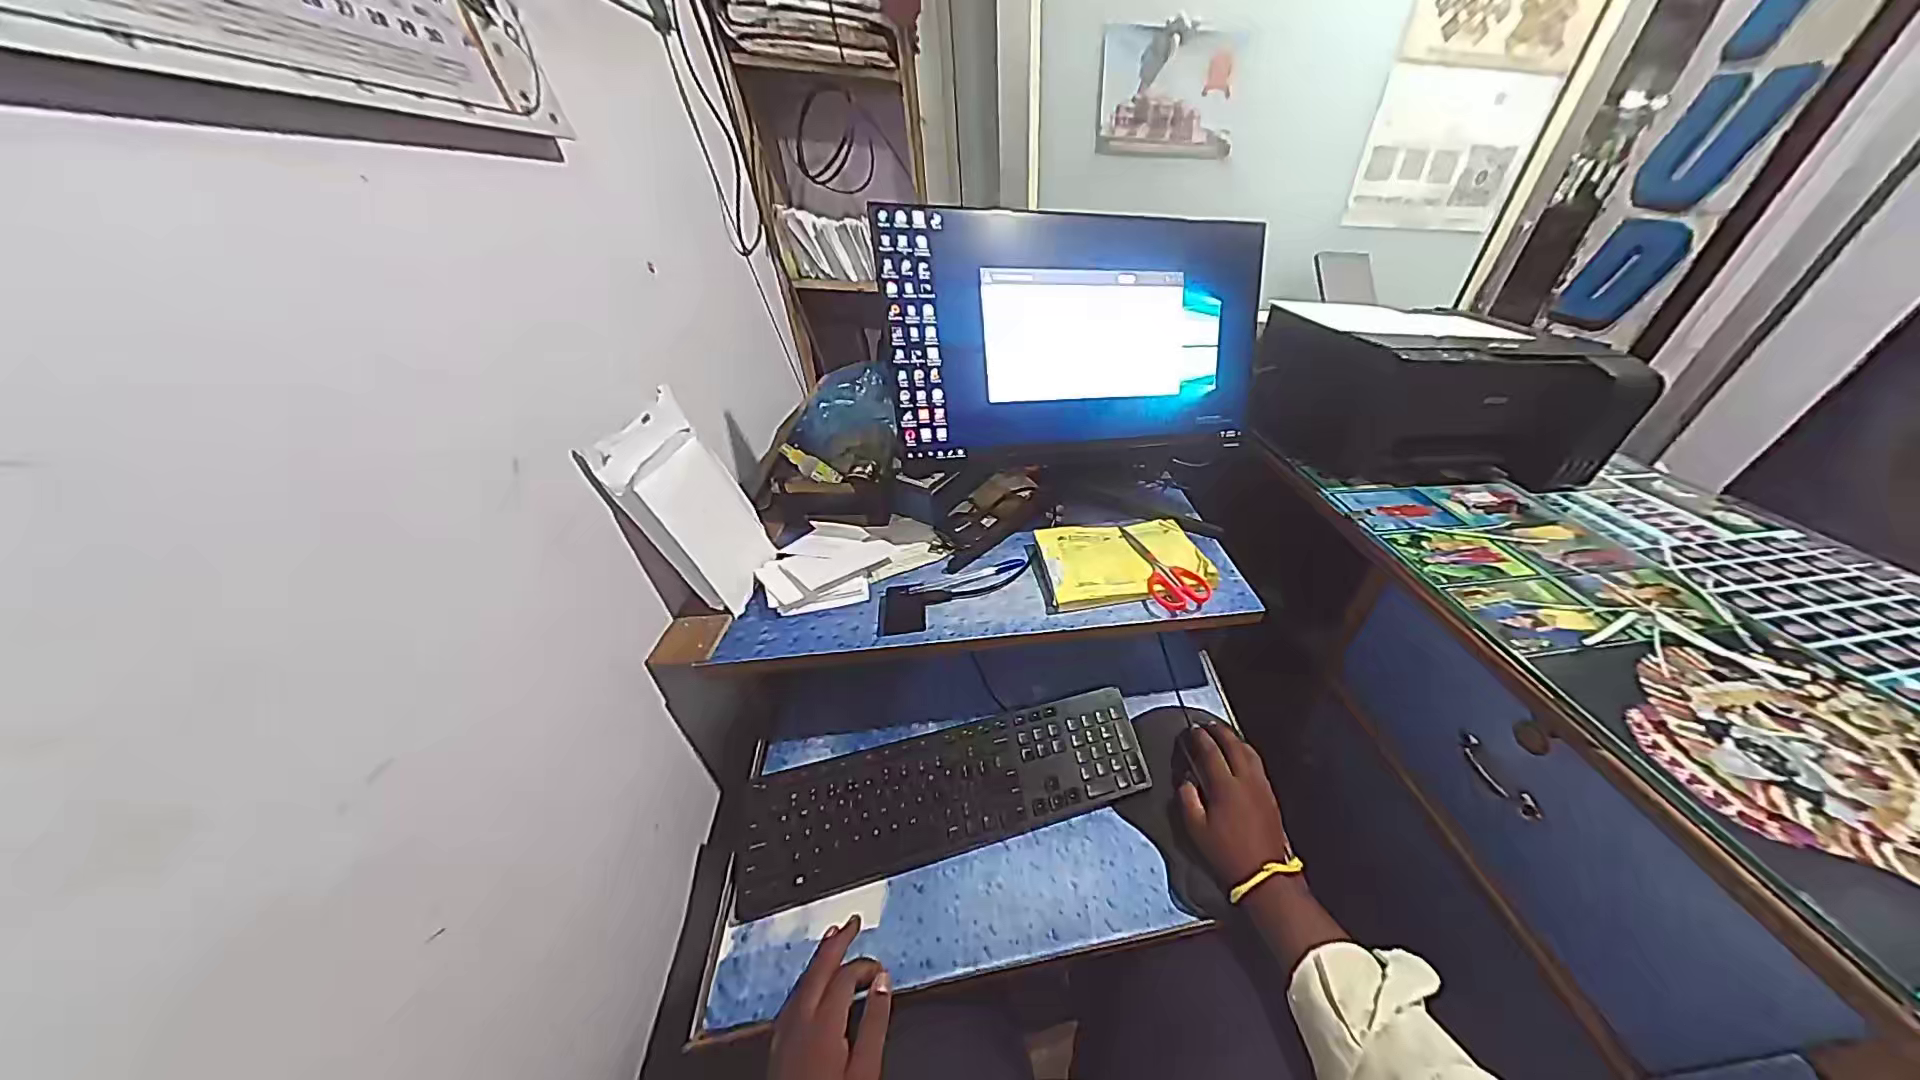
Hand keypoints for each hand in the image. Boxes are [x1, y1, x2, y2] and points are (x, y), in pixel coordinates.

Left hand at [768, 914, 891, 1079]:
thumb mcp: (866, 1070)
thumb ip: (876, 1021)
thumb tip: (883, 982)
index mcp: (823, 1019)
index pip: (847, 974)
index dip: (866, 965)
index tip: (881, 968)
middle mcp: (799, 1018)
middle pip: (819, 966)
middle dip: (838, 940)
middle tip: (854, 921)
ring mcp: (784, 1030)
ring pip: (803, 979)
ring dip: (821, 956)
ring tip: (834, 938)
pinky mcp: (777, 1043)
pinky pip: (794, 995)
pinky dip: (809, 977)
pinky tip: (814, 980)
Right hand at [1176, 724, 1295, 887]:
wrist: (1263, 875)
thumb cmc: (1227, 853)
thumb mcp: (1195, 828)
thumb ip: (1187, 799)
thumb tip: (1186, 782)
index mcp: (1224, 787)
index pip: (1210, 752)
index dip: (1199, 738)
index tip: (1191, 732)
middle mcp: (1245, 781)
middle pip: (1233, 745)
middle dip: (1218, 732)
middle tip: (1207, 725)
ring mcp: (1261, 787)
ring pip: (1249, 752)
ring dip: (1235, 739)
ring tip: (1224, 734)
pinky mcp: (1270, 796)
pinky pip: (1258, 764)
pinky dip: (1247, 752)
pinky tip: (1242, 755)